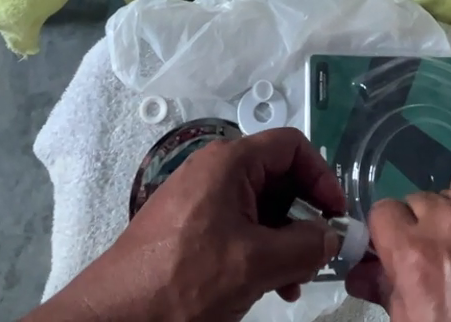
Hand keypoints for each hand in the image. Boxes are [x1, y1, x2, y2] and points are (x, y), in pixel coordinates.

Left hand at [33, 128, 346, 321]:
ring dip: (284, 240)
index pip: (292, 146)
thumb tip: (332, 236)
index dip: (321, 177)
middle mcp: (215, 169)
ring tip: (291, 284)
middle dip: (303, 217)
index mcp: (230, 161)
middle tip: (317, 257)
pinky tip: (265, 286)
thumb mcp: (254, 264)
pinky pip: (237, 225)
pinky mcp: (188, 227)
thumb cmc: (185, 280)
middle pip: (277, 176)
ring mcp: (199, 198)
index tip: (336, 218)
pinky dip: (259, 249)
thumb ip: (303, 246)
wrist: (113, 319)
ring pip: (259, 206)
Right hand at [344, 159, 450, 321]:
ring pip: (448, 193)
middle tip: (439, 266)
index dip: (389, 239)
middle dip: (421, 231)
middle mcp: (447, 222)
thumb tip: (360, 272)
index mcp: (415, 255)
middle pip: (416, 203)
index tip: (400, 258)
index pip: (382, 214)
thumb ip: (387, 293)